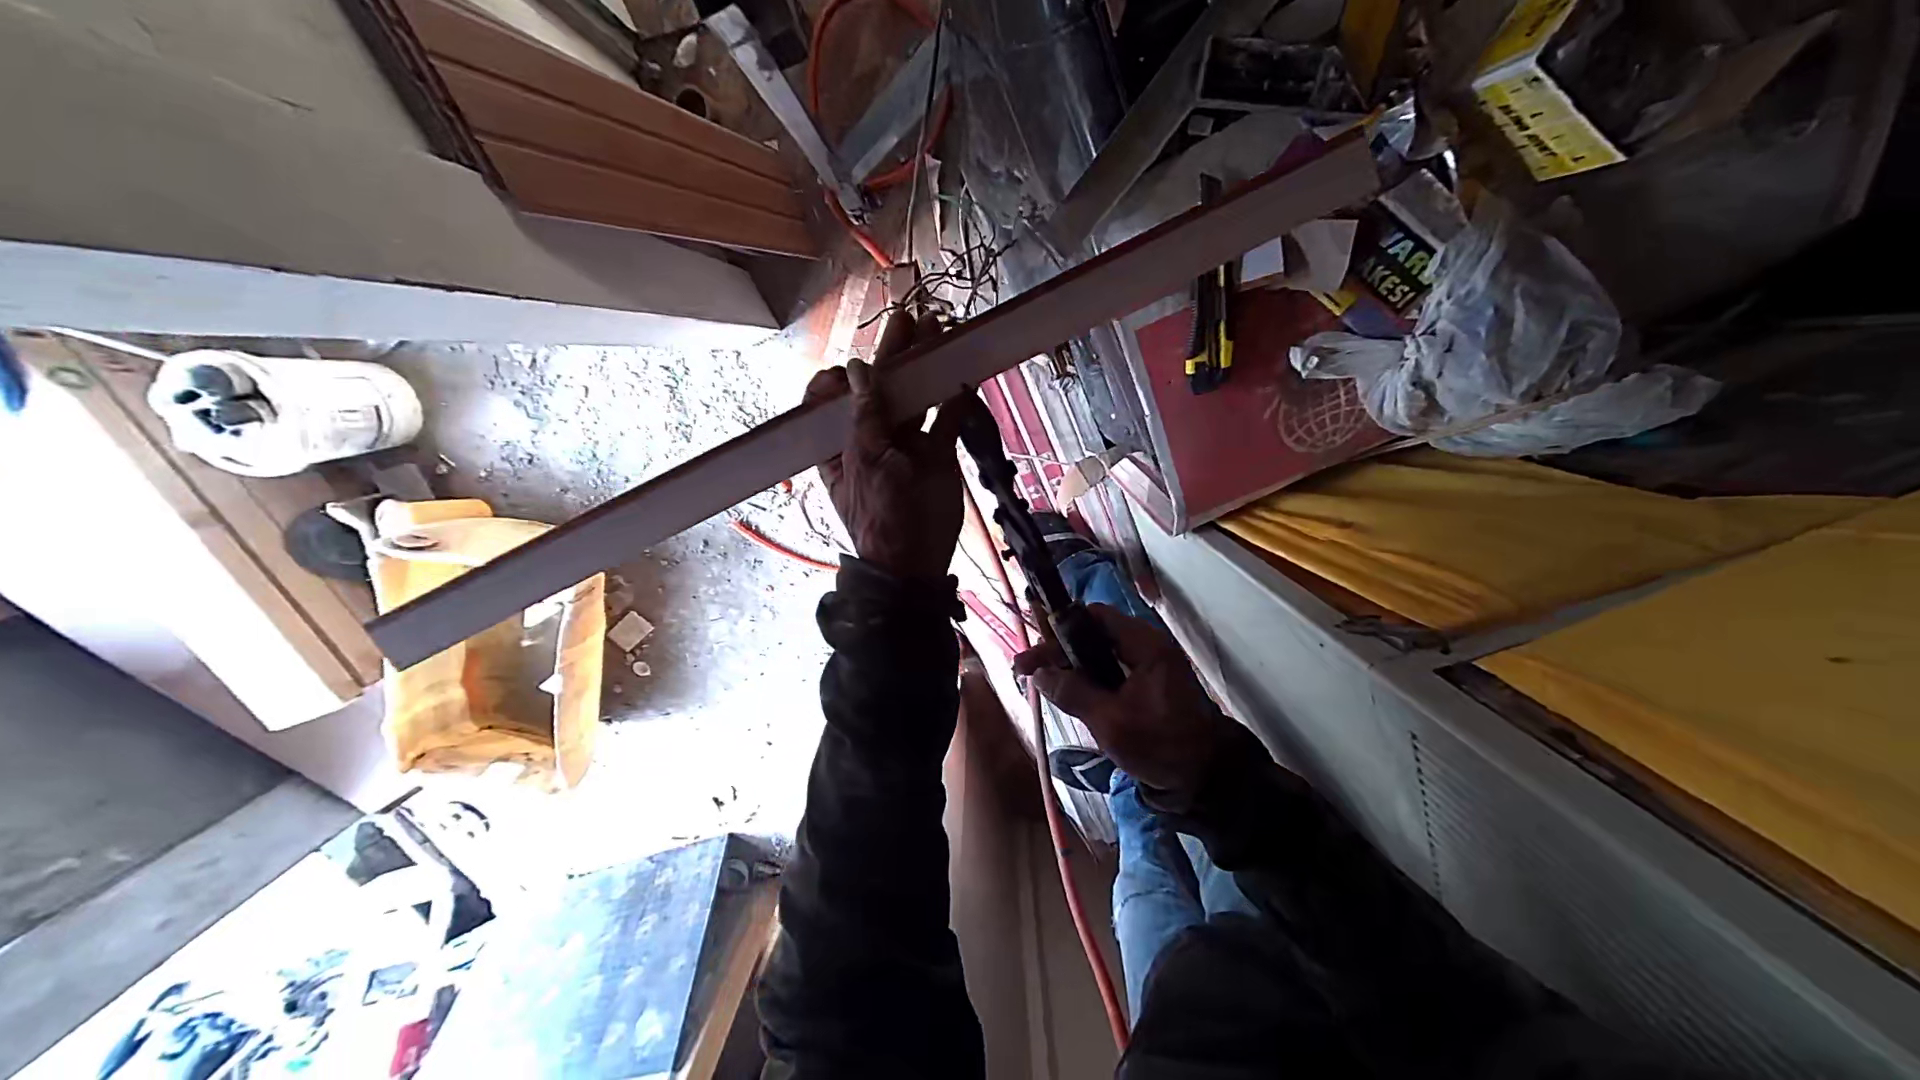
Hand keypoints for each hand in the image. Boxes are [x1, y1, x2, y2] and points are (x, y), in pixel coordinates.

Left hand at [802, 313, 973, 580]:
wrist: (915, 563)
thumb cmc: (881, 516)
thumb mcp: (866, 463)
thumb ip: (866, 416)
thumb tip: (858, 369)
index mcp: (840, 443)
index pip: (832, 399)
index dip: (841, 378)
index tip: (853, 368)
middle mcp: (871, 437)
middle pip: (879, 388)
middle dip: (892, 354)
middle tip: (908, 321)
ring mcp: (907, 444)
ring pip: (915, 397)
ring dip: (926, 367)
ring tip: (938, 331)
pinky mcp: (938, 453)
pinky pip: (947, 419)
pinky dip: (956, 398)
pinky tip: (962, 373)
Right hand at [1014, 604, 1233, 795]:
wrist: (1205, 779)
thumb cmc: (1161, 746)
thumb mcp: (1111, 722)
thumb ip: (1073, 693)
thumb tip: (1039, 674)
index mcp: (1145, 645)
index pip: (1094, 617)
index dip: (1060, 629)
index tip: (1035, 654)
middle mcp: (1146, 646)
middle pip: (1093, 634)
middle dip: (1058, 650)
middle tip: (1027, 671)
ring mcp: (1147, 665)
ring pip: (1098, 654)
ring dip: (1070, 666)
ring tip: (1041, 682)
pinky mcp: (1146, 684)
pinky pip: (1109, 671)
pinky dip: (1086, 679)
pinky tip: (1067, 693)